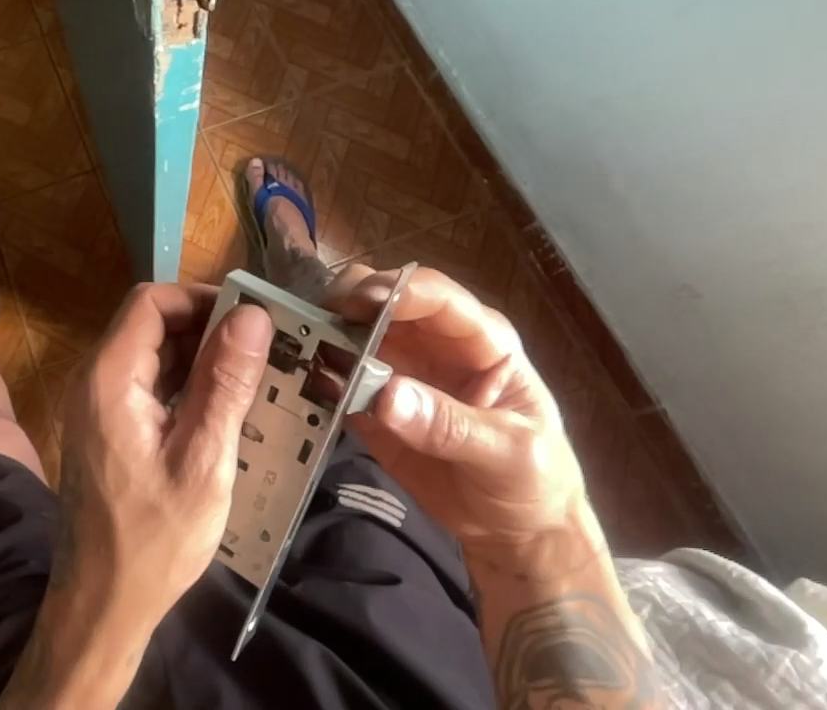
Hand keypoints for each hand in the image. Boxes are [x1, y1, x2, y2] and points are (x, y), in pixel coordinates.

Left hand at [55, 281, 271, 623]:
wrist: (102, 603)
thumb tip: (254, 316)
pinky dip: (184, 384)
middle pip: (152, 323)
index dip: (202, 299)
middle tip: (265, 350)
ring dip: (200, 358)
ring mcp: (98, 403)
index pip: (152, 301)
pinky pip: (147, 383)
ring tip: (254, 377)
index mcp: (109, 378)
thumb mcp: (203, 461)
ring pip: (152, 352)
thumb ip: (225, 385)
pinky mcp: (107, 425)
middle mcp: (95, 379)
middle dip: (209, 329)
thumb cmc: (153, 540)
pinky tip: (223, 407)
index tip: (253, 319)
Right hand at [333, 265, 661, 707]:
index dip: (396, 289)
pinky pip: (345, 378)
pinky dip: (320, 376)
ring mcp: (403, 373)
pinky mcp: (378, 404)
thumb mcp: (505, 457)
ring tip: (293, 344)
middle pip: (387, 304)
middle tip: (312, 316)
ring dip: (327, 336)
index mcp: (483, 342)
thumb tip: (382, 393)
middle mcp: (437, 347)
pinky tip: (298, 382)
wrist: (519, 538)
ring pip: (358, 336)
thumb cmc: (534, 488)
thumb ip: (445, 424)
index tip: (352, 299)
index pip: (436, 296)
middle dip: (349, 302)